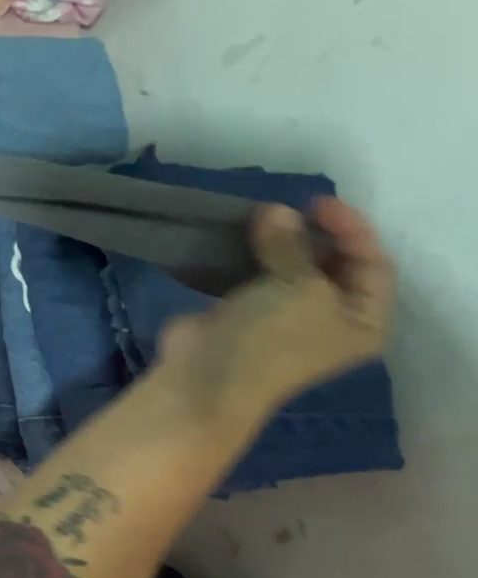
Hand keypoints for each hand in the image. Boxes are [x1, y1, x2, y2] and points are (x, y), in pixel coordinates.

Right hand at [158, 198, 394, 422]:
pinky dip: (242, 258)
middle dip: (310, 235)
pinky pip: (249, 278)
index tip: (316, 202)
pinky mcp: (239, 312)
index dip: (351, 229)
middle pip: (330, 265)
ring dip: (273, 244)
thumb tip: (276, 211)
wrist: (206, 375)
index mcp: (362, 319)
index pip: (371, 264)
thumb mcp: (298, 288)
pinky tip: (230, 242)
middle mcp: (328, 317)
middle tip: (284, 210)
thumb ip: (290, 246)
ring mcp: (281, 316)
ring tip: (256, 220)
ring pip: (286, 269)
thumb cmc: (271, 337)